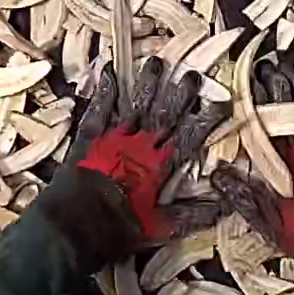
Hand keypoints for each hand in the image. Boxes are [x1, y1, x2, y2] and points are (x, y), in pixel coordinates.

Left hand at [65, 57, 229, 257]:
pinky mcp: (88, 138)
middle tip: (194, 75)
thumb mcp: (157, 229)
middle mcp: (137, 146)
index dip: (205, 120)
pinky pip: (98, 108)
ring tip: (156, 63)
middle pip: (163, 115)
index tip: (221, 103)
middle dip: (180, 94)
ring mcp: (111, 138)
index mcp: (157, 167)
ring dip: (147, 84)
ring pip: (134, 105)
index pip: (188, 138)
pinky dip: (105, 89)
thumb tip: (224, 204)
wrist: (69, 227)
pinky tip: (109, 71)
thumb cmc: (115, 231)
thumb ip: (191, 215)